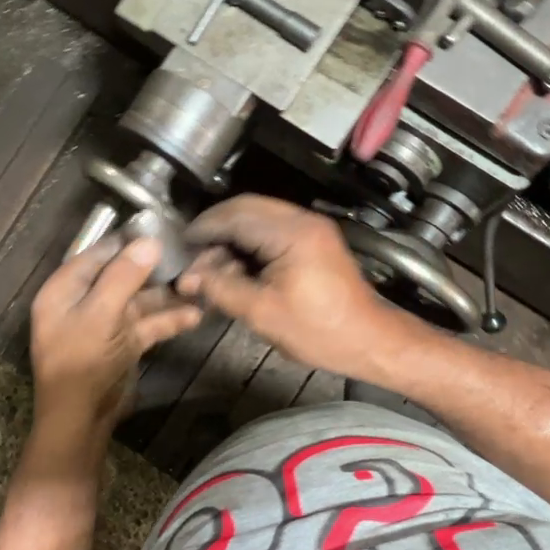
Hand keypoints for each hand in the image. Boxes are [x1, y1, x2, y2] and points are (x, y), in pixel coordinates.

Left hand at [31, 236, 202, 433]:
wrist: (82, 418)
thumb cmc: (82, 361)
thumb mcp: (100, 314)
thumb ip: (124, 276)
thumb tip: (149, 242)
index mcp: (64, 290)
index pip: (97, 254)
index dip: (127, 242)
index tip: (161, 229)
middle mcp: (84, 302)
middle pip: (121, 275)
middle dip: (154, 268)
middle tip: (189, 254)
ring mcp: (105, 324)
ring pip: (139, 301)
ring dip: (167, 295)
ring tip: (200, 284)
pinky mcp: (123, 344)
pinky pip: (147, 325)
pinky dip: (168, 320)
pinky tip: (195, 315)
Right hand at [176, 195, 416, 377]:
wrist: (369, 340)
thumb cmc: (318, 331)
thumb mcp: (262, 313)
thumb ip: (222, 289)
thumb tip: (189, 279)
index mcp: (292, 234)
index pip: (235, 216)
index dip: (203, 228)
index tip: (181, 244)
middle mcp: (303, 221)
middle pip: (247, 209)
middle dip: (215, 228)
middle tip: (192, 254)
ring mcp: (312, 229)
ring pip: (259, 218)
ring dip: (232, 237)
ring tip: (210, 267)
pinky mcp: (315, 242)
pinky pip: (273, 231)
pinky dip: (250, 243)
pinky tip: (235, 268)